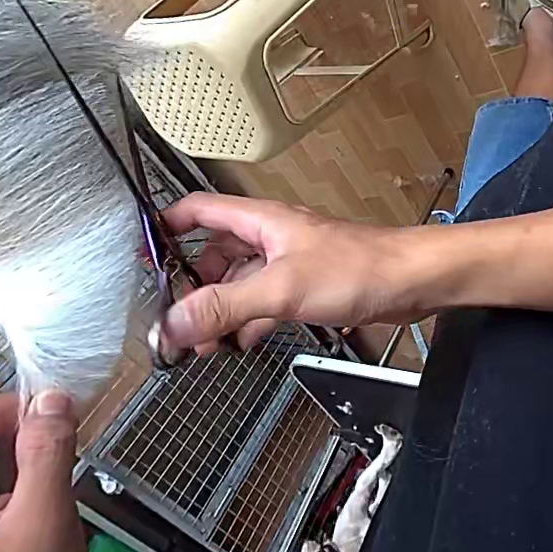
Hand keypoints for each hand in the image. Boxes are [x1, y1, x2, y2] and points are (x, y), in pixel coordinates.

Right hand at [161, 192, 431, 354]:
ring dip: (220, 308)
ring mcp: (288, 262)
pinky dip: (248, 319)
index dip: (166, 226)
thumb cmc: (359, 267)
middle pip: (214, 253)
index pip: (198, 210)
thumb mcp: (282, 288)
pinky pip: (264, 301)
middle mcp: (271, 238)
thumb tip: (174, 322)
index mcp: (259, 222)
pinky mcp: (305, 285)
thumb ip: (226, 305)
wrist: (410, 282)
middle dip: (192, 284)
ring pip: (239, 281)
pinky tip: (242, 340)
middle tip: (175, 317)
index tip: (143, 254)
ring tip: (203, 341)